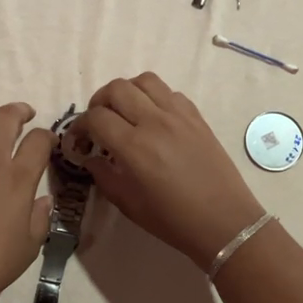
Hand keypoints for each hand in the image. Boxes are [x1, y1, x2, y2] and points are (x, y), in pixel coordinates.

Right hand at [79, 74, 265, 265]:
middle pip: (116, 88)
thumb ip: (104, 176)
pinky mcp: (196, 116)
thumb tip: (90, 158)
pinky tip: (153, 118)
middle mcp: (154, 122)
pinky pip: (169, 92)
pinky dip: (154, 98)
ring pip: (144, 80)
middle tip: (98, 121)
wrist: (223, 221)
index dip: (80, 125)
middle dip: (99, 101)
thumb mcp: (129, 204)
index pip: (96, 117)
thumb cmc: (172, 220)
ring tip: (125, 112)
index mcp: (133, 147)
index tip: (79, 139)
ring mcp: (178, 115)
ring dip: (127, 91)